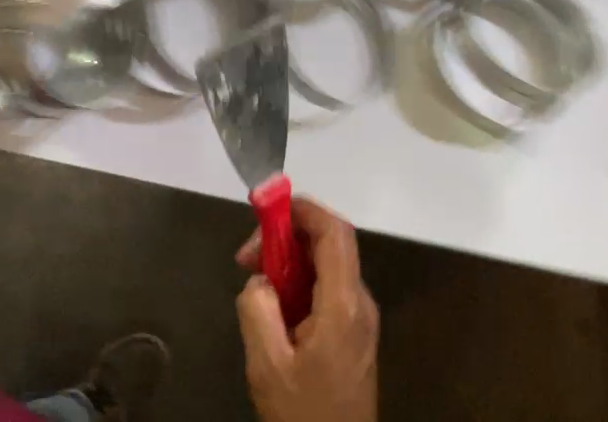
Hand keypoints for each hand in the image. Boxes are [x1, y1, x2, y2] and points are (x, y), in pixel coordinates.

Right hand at [235, 198, 378, 421]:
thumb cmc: (303, 414)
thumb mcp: (266, 363)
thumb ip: (257, 308)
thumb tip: (260, 279)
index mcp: (344, 306)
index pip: (334, 232)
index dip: (302, 208)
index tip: (264, 208)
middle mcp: (360, 304)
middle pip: (330, 243)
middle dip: (286, 235)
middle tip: (247, 256)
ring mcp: (360, 319)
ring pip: (327, 264)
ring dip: (290, 259)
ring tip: (255, 280)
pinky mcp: (354, 334)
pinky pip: (327, 287)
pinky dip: (298, 280)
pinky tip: (273, 305)